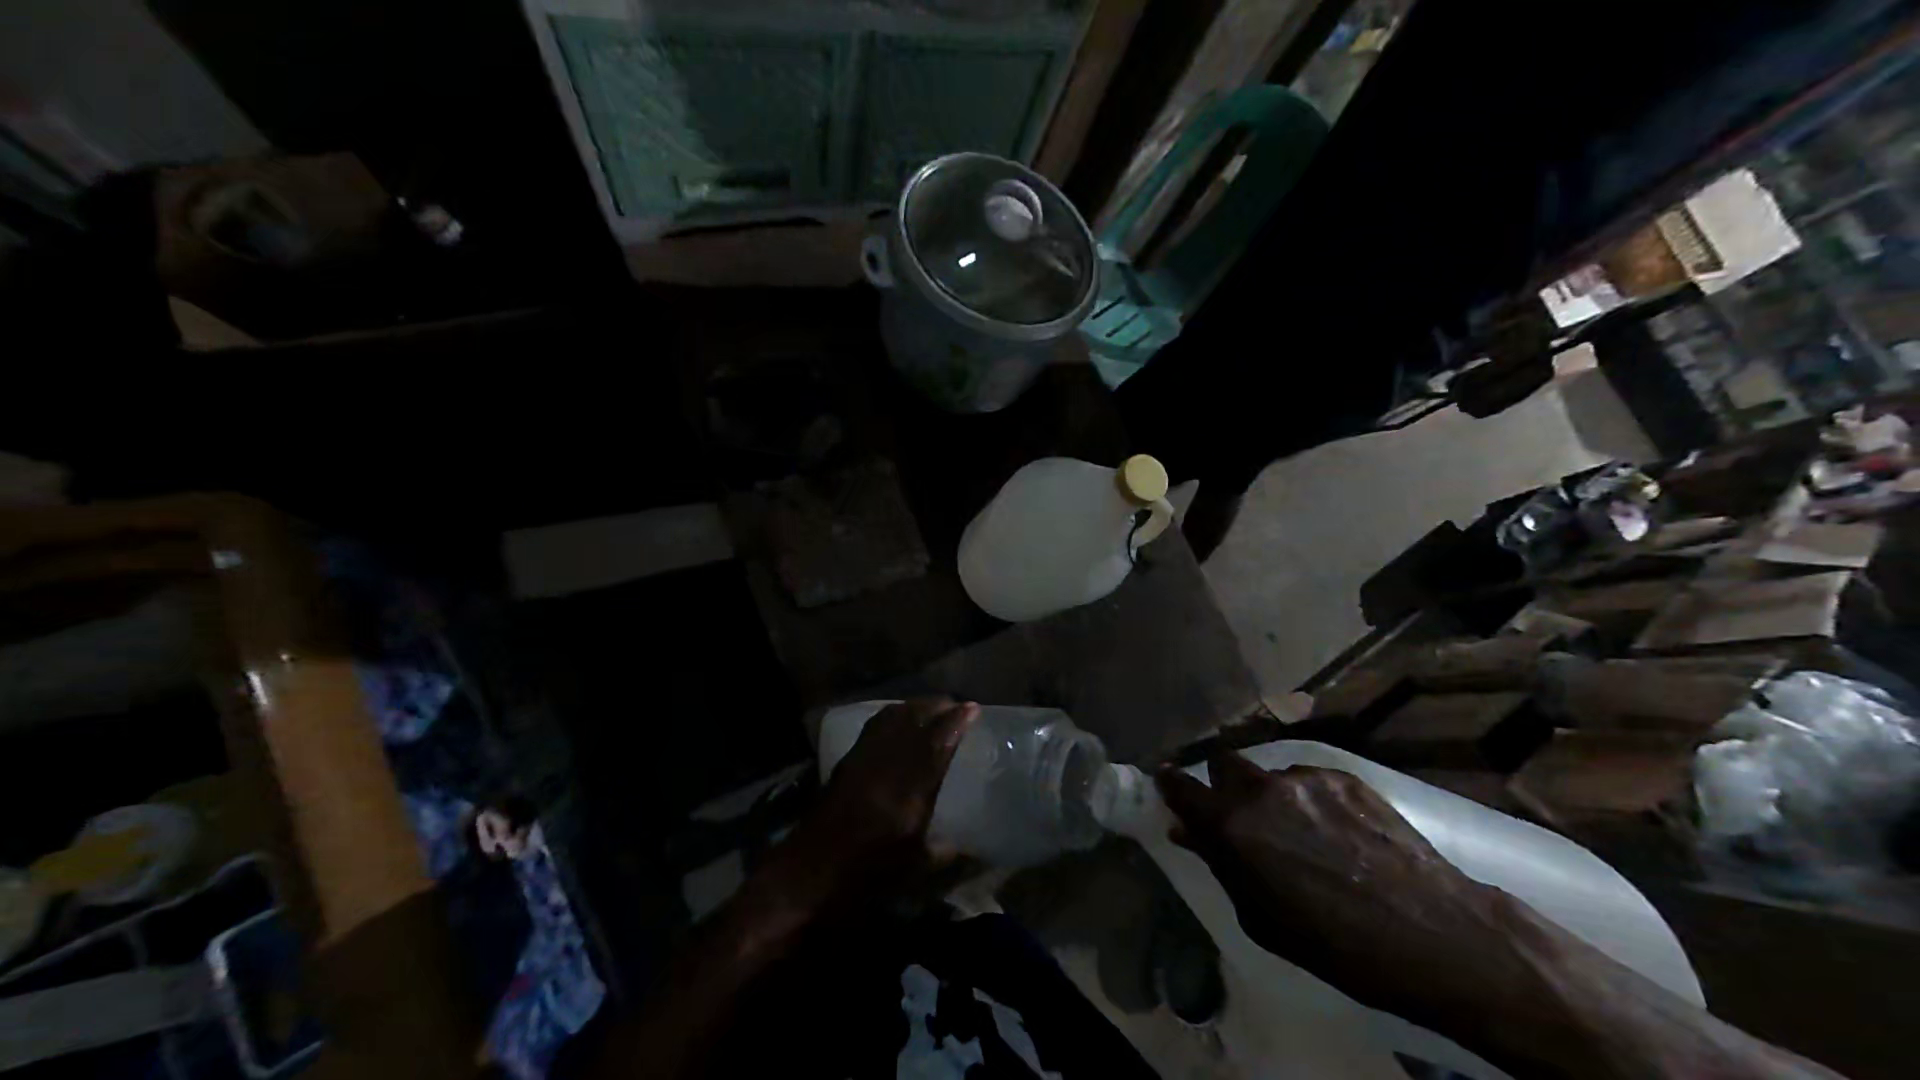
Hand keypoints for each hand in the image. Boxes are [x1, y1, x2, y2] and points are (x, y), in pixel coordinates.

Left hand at [790, 699, 977, 892]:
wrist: (807, 877)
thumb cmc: (864, 879)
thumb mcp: (912, 871)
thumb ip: (942, 852)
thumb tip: (963, 845)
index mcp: (908, 792)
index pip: (936, 743)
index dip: (956, 722)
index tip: (973, 708)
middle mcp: (885, 767)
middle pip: (913, 721)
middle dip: (936, 706)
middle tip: (956, 705)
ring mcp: (861, 760)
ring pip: (890, 719)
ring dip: (913, 707)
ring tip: (931, 708)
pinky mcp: (844, 763)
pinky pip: (873, 728)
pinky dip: (891, 717)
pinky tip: (898, 721)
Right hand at [1157, 754, 1533, 1026]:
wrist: (1435, 933)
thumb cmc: (1336, 943)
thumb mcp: (1261, 918)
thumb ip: (1219, 866)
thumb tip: (1188, 832)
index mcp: (1231, 826)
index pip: (1180, 786)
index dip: (1171, 785)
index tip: (1170, 788)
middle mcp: (1261, 790)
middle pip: (1223, 764)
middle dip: (1223, 785)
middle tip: (1242, 817)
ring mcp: (1305, 777)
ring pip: (1269, 773)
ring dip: (1271, 795)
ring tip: (1302, 832)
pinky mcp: (1344, 775)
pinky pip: (1309, 778)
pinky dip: (1310, 799)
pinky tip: (1338, 833)